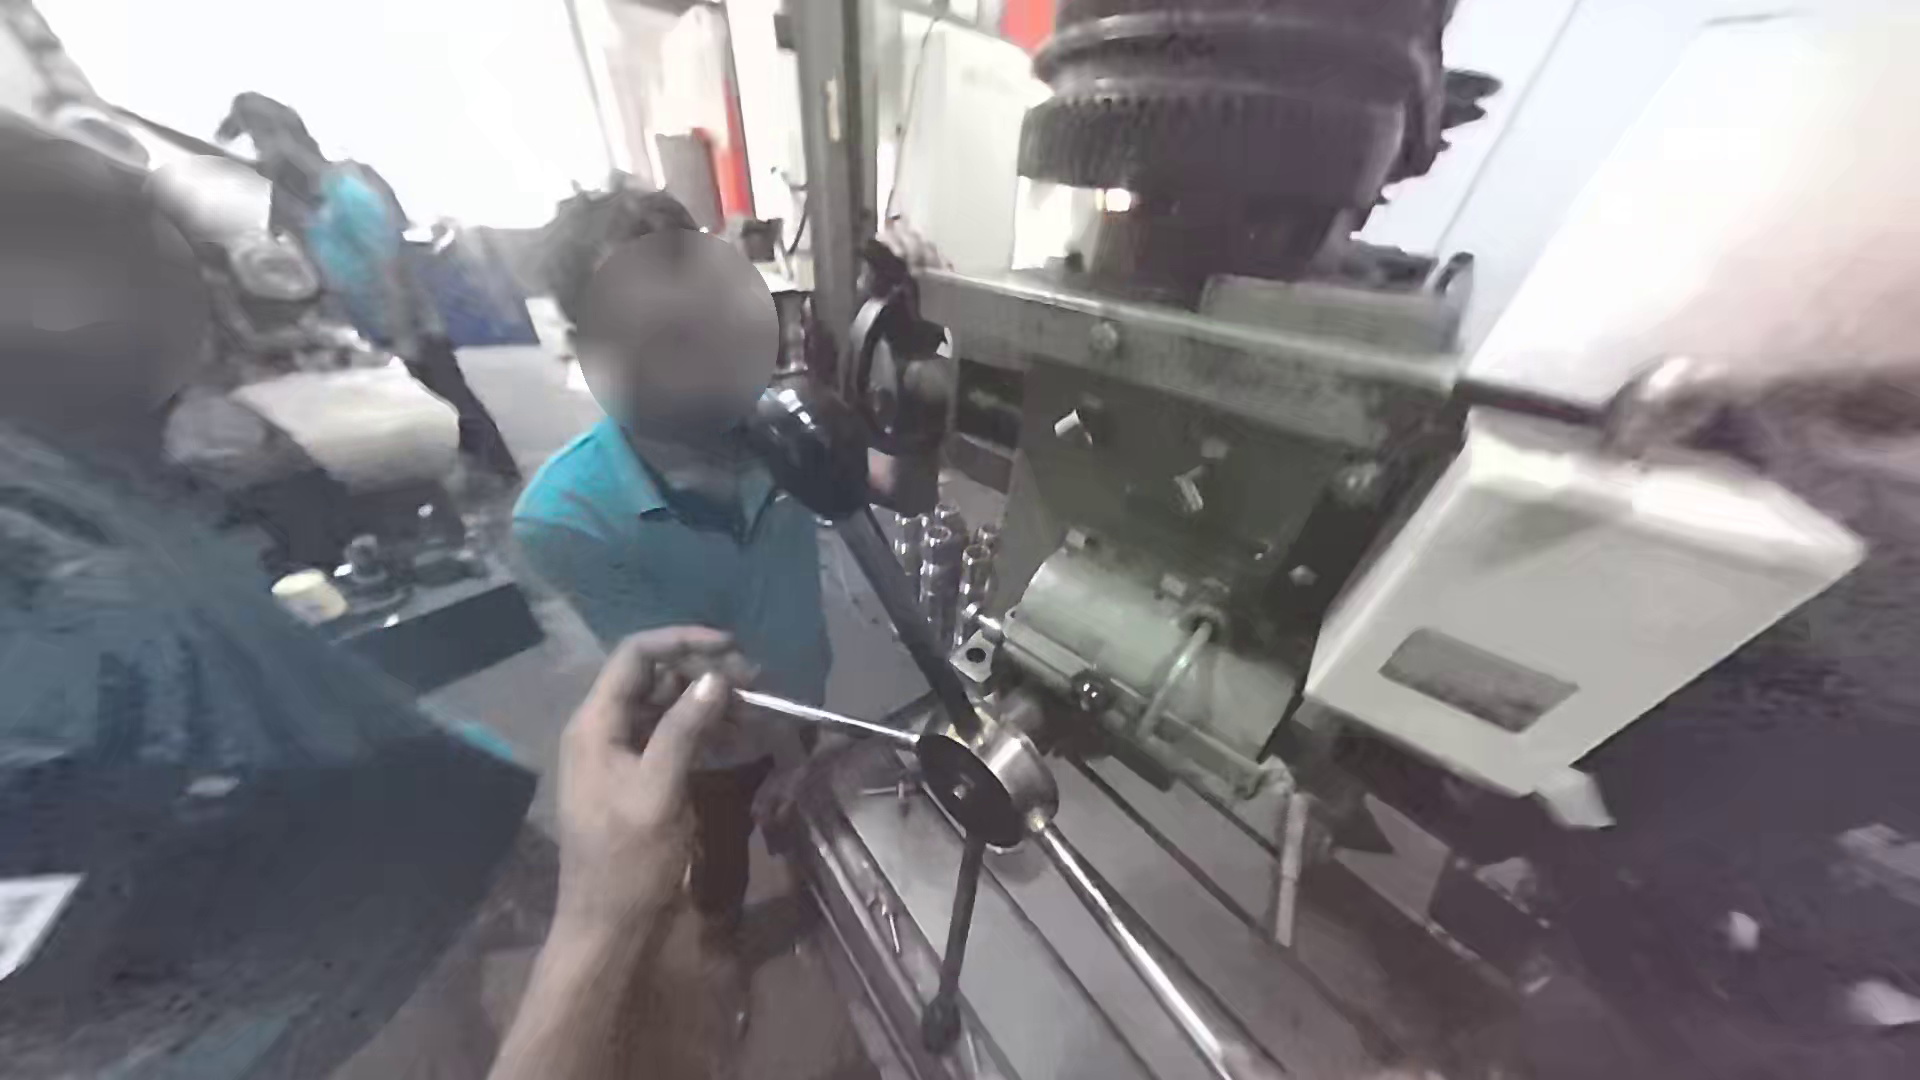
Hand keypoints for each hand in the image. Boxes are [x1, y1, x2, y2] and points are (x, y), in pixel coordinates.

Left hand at [552, 627, 751, 939]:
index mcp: (596, 724)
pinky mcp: (650, 767)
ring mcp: (630, 747)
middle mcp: (610, 726)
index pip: (636, 655)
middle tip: (755, 680)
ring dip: (716, 696)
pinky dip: (714, 722)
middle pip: (660, 673)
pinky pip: (684, 727)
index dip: (682, 640)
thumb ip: (683, 729)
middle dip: (707, 669)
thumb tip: (716, 678)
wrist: (612, 927)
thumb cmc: (626, 862)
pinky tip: (745, 727)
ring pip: (676, 699)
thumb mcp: (657, 792)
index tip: (731, 647)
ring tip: (758, 702)